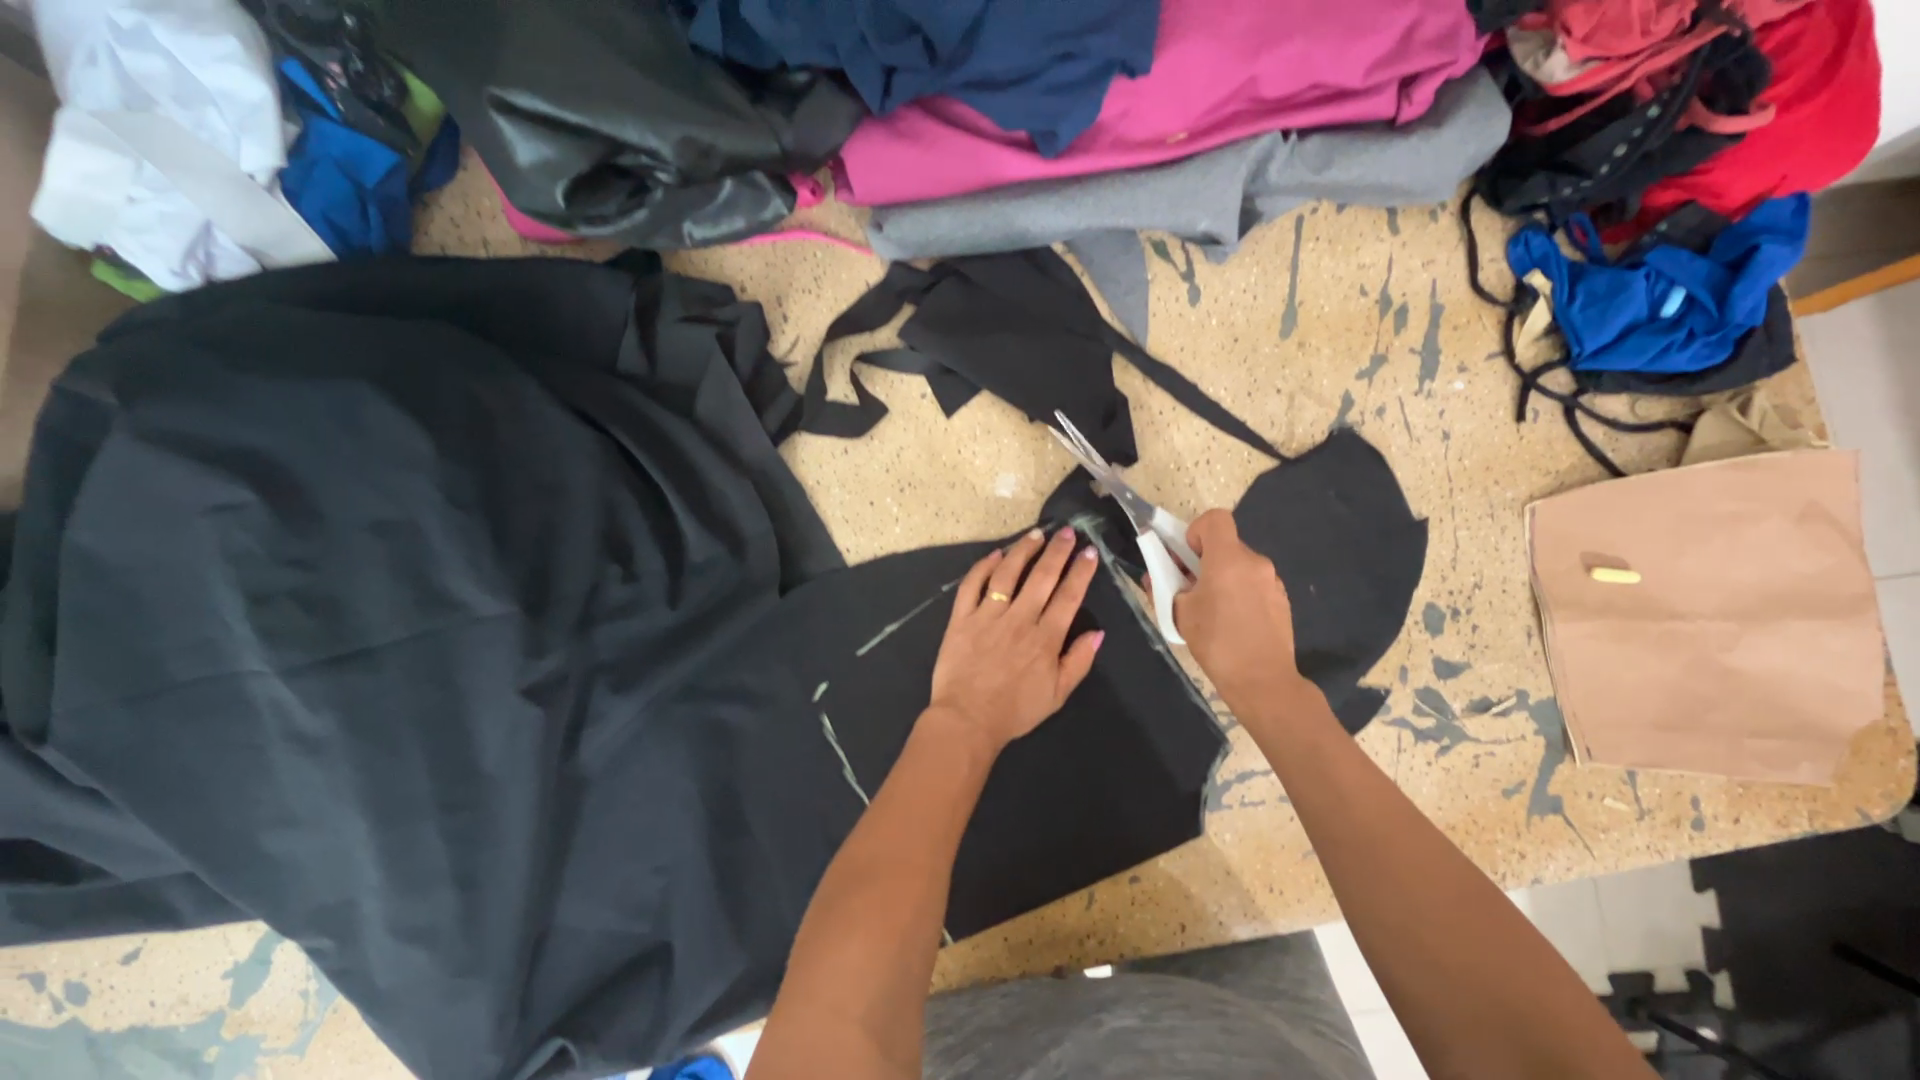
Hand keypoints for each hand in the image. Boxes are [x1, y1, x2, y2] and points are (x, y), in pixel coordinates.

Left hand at [927, 526, 1104, 754]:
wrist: (967, 720)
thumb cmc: (1015, 711)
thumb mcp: (1057, 695)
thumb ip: (1079, 661)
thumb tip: (1097, 633)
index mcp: (1045, 638)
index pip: (1068, 596)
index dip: (1081, 571)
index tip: (1089, 552)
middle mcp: (1019, 620)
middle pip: (1042, 577)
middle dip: (1057, 551)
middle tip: (1068, 532)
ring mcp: (988, 616)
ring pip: (1007, 574)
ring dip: (1023, 550)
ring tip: (1035, 534)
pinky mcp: (961, 619)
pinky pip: (972, 586)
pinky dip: (983, 567)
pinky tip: (995, 555)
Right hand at [1172, 510, 1312, 708]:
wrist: (1262, 680)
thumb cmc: (1216, 642)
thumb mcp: (1179, 614)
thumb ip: (1163, 588)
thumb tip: (1154, 576)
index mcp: (1228, 559)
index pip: (1215, 519)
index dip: (1196, 531)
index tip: (1187, 558)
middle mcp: (1255, 563)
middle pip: (1227, 545)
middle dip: (1206, 560)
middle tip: (1192, 589)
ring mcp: (1273, 581)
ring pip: (1241, 567)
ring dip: (1224, 578)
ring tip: (1214, 612)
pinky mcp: (1282, 600)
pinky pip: (1255, 585)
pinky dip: (1241, 594)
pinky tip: (1235, 624)